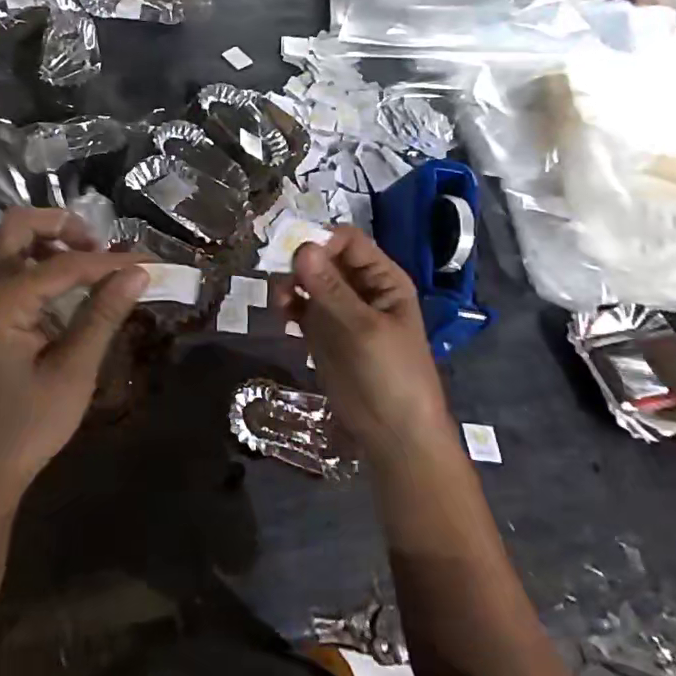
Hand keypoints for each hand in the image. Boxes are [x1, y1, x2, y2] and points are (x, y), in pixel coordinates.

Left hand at [0, 208, 148, 486]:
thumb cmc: (30, 424)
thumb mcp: (74, 370)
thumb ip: (103, 315)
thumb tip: (138, 272)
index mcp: (5, 304)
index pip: (64, 263)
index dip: (109, 261)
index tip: (150, 263)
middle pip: (14, 229)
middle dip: (59, 224)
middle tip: (98, 245)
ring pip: (8, 246)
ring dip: (47, 239)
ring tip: (89, 260)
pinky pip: (13, 270)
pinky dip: (42, 262)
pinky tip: (72, 286)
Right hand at [271, 226, 451, 455]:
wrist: (394, 433)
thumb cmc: (392, 375)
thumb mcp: (364, 329)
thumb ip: (331, 290)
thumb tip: (301, 248)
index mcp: (383, 279)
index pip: (348, 242)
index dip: (322, 242)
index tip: (295, 257)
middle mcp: (361, 288)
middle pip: (325, 258)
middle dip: (300, 262)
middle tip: (281, 279)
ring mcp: (340, 311)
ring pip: (309, 281)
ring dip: (291, 283)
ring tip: (282, 301)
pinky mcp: (322, 333)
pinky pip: (301, 307)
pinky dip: (289, 306)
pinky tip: (282, 316)